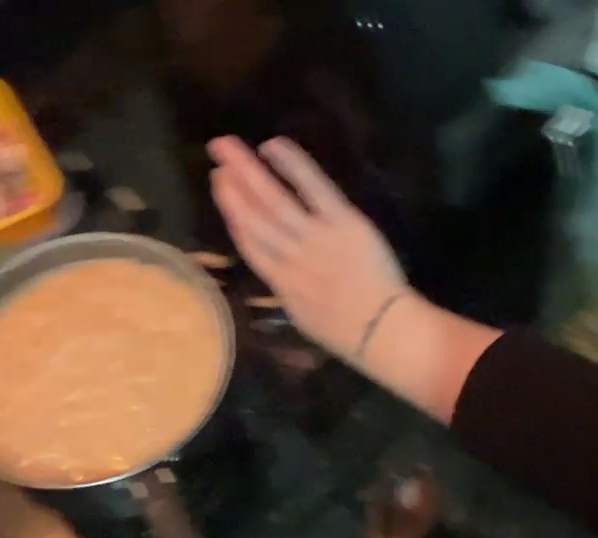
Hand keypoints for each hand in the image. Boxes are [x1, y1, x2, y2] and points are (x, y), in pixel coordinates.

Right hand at [208, 136, 409, 357]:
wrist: (380, 329)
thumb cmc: (346, 331)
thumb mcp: (305, 318)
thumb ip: (288, 290)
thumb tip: (278, 272)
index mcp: (281, 284)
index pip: (250, 244)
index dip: (231, 215)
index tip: (220, 189)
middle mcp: (291, 258)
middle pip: (254, 217)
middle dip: (232, 185)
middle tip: (216, 156)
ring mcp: (315, 238)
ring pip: (273, 201)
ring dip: (249, 171)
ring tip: (230, 148)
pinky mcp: (341, 222)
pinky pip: (312, 186)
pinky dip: (291, 164)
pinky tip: (272, 146)